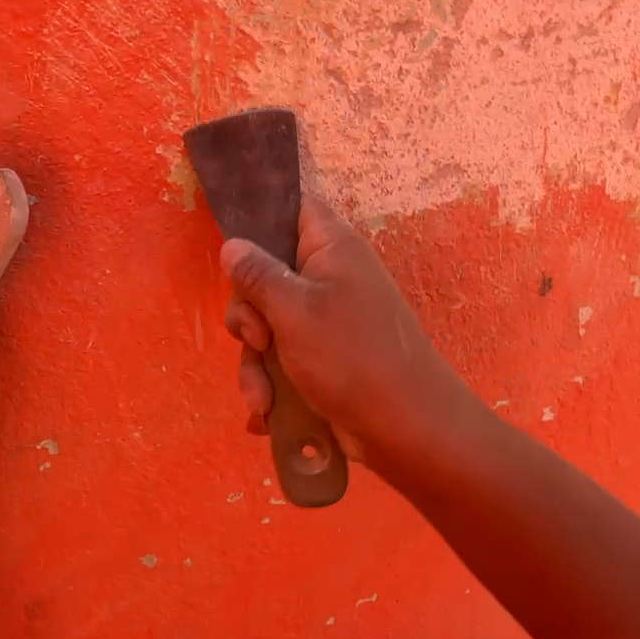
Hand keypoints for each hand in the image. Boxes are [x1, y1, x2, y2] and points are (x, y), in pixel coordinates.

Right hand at [221, 194, 470, 466]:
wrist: (407, 432)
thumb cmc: (352, 356)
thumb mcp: (294, 311)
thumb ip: (257, 275)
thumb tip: (232, 245)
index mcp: (330, 247)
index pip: (293, 206)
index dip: (261, 217)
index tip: (233, 246)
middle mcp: (328, 276)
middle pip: (265, 273)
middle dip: (249, 315)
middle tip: (258, 339)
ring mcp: (324, 319)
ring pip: (267, 324)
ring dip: (257, 364)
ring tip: (264, 398)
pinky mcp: (322, 358)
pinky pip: (281, 359)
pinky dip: (271, 385)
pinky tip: (268, 412)